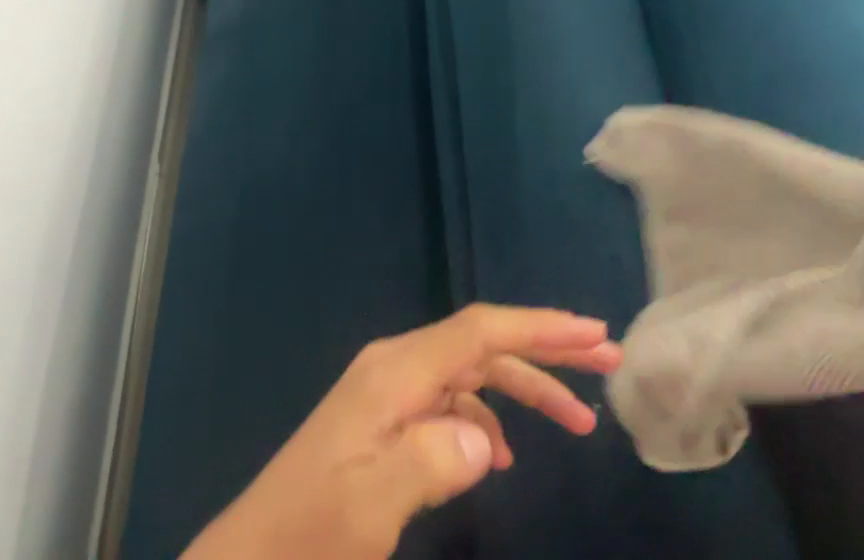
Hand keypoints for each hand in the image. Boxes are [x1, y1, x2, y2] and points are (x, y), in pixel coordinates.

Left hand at [182, 304, 622, 559]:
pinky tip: (502, 458)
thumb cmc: (312, 528)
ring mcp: (388, 393)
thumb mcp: (370, 502)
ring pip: (471, 374)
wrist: (256, 550)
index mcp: (393, 373)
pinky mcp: (386, 421)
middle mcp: (393, 368)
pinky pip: (450, 405)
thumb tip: (486, 438)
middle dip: (545, 349)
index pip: (478, 332)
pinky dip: (487, 421)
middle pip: (481, 343)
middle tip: (607, 361)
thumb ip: (430, 461)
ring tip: (580, 423)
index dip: (540, 327)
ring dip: (525, 390)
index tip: (595, 333)